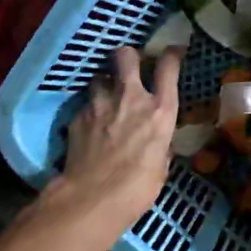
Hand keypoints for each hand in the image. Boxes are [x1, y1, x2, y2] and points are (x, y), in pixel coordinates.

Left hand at [44, 46, 182, 223]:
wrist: (92, 198)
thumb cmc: (138, 187)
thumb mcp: (162, 164)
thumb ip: (160, 144)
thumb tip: (157, 143)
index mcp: (160, 110)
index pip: (168, 67)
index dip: (171, 55)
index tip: (173, 52)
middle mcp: (131, 98)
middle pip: (126, 56)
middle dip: (128, 56)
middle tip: (129, 66)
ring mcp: (100, 104)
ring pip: (100, 78)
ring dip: (106, 85)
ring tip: (108, 100)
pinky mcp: (77, 117)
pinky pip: (86, 105)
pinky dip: (92, 111)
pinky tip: (93, 127)